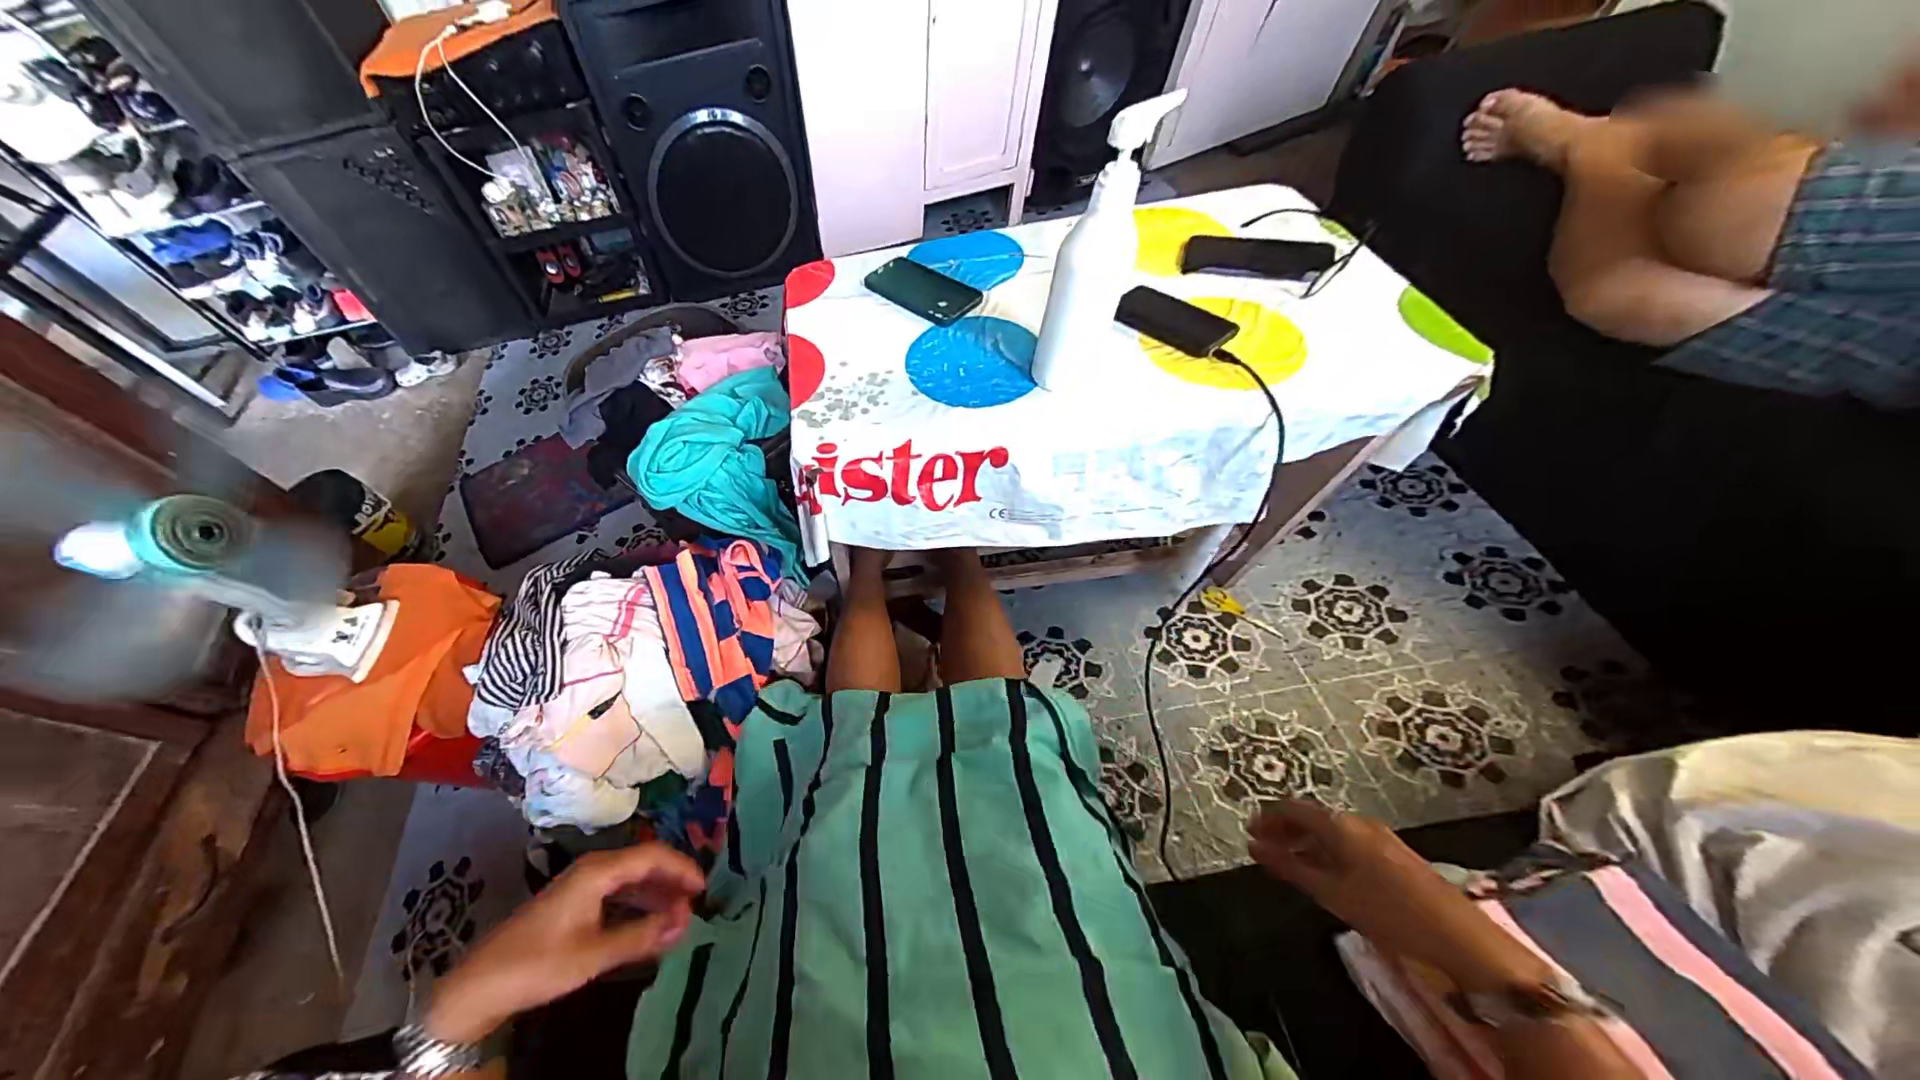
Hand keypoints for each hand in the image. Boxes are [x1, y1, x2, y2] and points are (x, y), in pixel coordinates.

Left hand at [424, 844, 704, 1043]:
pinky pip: (620, 891)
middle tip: (696, 905)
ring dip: (658, 894)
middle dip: (673, 881)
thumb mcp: (594, 954)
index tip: (705, 888)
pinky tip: (651, 922)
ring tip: (680, 916)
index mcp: (599, 870)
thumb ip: (642, 936)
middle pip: (645, 862)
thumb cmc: (537, 964)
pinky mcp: (577, 900)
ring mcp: (584, 883)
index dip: (683, 868)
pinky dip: (641, 903)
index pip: (654, 855)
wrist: (478, 987)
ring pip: (634, 877)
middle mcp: (594, 868)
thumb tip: (684, 922)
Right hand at [1248, 799, 1552, 993]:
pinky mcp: (1392, 853)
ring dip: (1304, 842)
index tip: (1249, 833)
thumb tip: (1254, 847)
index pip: (1292, 808)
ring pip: (1329, 830)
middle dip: (1284, 829)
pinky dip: (1325, 850)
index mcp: (1340, 825)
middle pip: (1311, 816)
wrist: (1461, 938)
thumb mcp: (1331, 892)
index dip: (1267, 818)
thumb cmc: (1388, 912)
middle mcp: (1357, 821)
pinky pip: (1347, 841)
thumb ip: (1290, 867)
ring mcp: (1378, 835)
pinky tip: (1321, 872)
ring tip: (1287, 863)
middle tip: (1263, 849)